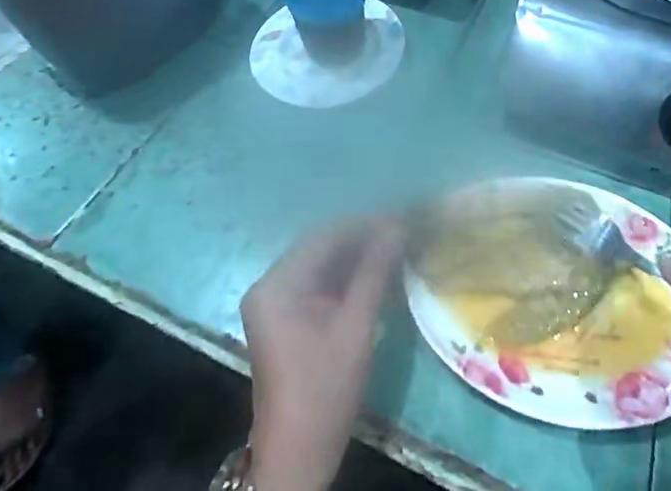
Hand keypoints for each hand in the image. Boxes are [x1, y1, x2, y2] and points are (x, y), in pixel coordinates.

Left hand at [241, 219, 404, 490]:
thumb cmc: (326, 390)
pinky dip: (344, 275)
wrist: (297, 454)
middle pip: (319, 246)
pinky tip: (374, 269)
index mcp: (276, 284)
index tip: (400, 217)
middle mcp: (268, 284)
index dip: (364, 224)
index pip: (323, 237)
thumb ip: (375, 272)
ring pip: (319, 262)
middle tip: (401, 229)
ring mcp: (273, 300)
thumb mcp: (355, 327)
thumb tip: (398, 227)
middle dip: (361, 236)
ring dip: (354, 254)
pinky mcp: (284, 315)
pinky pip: (316, 281)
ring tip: (394, 244)